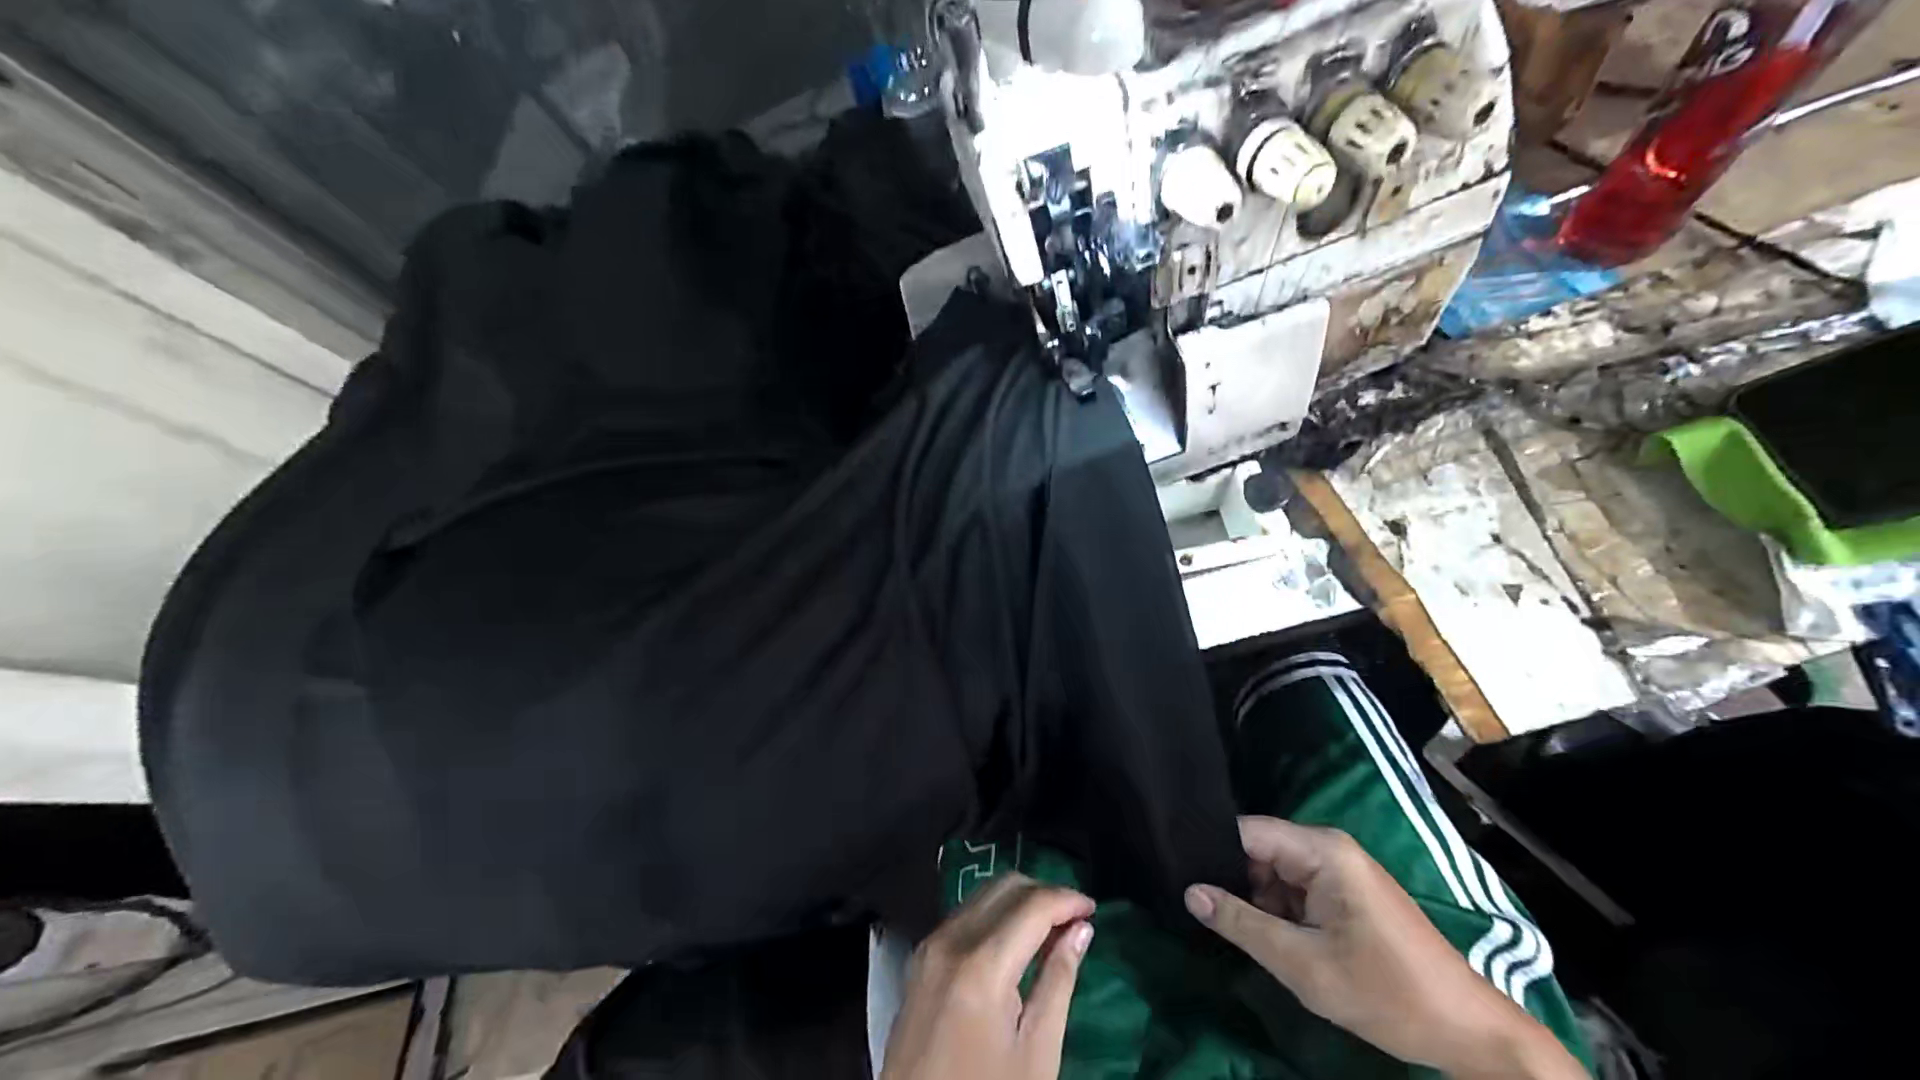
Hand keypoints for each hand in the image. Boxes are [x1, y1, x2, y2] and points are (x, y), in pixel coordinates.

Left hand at [881, 873, 1095, 1079]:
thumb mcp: (1036, 1051)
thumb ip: (1059, 980)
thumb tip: (1081, 929)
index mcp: (982, 965)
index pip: (1032, 905)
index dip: (1068, 899)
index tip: (1093, 908)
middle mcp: (952, 940)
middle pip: (1006, 887)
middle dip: (1045, 893)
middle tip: (1075, 918)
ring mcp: (931, 945)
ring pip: (983, 893)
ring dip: (1020, 899)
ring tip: (1051, 927)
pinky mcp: (921, 956)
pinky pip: (965, 913)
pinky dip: (995, 912)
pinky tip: (1016, 939)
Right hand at [1185, 817, 1583, 1079]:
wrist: (1470, 1035)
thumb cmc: (1386, 992)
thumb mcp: (1303, 964)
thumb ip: (1241, 923)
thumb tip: (1189, 892)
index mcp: (1321, 851)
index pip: (1247, 832)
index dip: (1210, 849)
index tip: (1176, 870)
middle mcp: (1329, 850)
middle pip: (1259, 850)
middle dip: (1230, 878)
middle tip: (1196, 906)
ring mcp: (1340, 872)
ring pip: (1275, 873)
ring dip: (1254, 899)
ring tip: (1220, 922)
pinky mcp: (1346, 896)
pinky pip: (1296, 891)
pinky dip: (1277, 912)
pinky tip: (1258, 933)